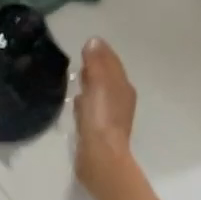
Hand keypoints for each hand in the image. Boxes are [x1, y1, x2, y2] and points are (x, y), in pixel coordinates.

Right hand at [73, 37, 136, 194]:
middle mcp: (121, 100)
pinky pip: (93, 110)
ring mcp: (111, 117)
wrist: (100, 157)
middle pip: (108, 78)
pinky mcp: (100, 131)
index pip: (112, 63)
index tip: (87, 45)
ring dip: (91, 85)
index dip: (101, 53)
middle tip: (81, 60)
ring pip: (101, 93)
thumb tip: (94, 41)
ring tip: (77, 79)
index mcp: (123, 87)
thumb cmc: (99, 119)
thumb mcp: (97, 85)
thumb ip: (96, 63)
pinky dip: (87, 102)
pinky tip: (77, 103)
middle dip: (97, 68)